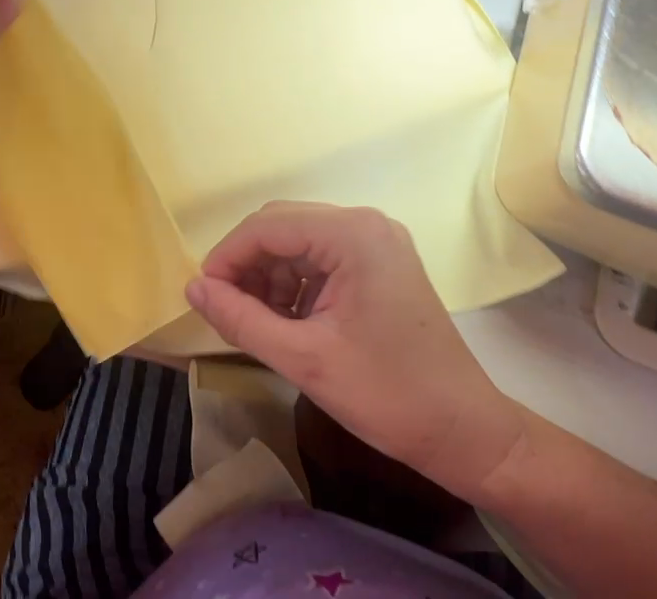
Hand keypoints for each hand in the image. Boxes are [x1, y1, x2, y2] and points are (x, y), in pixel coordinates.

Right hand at [185, 202, 525, 498]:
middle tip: (224, 309)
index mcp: (352, 235)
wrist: (464, 432)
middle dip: (247, 266)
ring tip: (256, 322)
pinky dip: (293, 284)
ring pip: (297, 243)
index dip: (226, 257)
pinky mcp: (380, 264)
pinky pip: (319, 259)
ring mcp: (376, 243)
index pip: (267, 226)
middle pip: (281, 227)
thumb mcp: (302, 359)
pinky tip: (285, 321)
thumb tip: (192, 289)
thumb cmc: (387, 394)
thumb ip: (240, 318)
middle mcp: (365, 224)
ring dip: (268, 276)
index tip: (202, 297)